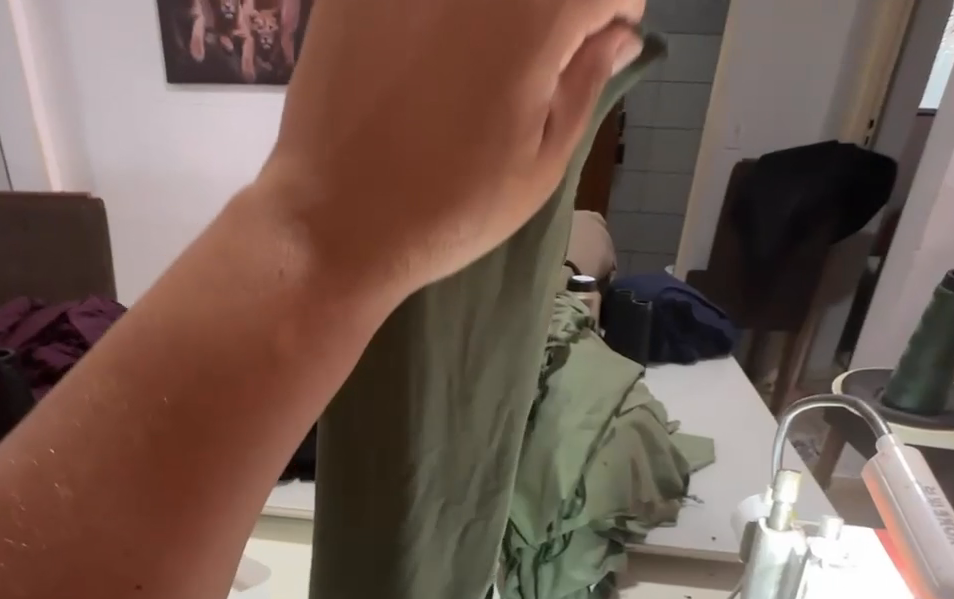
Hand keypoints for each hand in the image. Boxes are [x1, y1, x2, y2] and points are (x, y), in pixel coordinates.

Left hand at [255, 0, 644, 302]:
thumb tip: (618, 37)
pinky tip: (418, 63)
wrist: (336, 223)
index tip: (590, 54)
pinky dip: (435, 19)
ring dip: (493, 21)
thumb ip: (585, 86)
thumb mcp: (538, 167)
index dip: (609, 20)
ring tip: (468, 71)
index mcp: (538, 11)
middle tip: (532, 63)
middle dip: (553, 15)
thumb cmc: (448, 212)